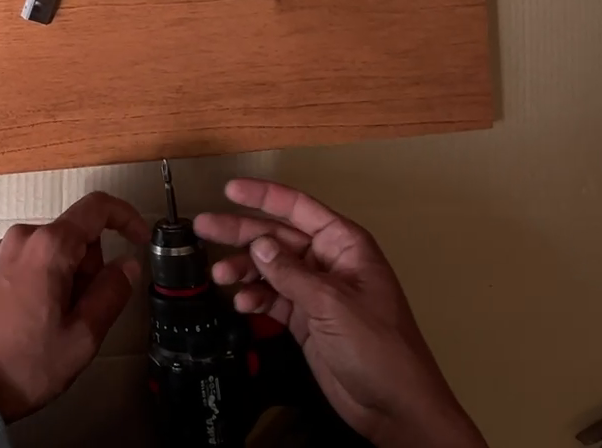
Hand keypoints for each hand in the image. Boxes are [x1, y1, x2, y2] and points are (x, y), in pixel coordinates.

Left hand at [0, 191, 147, 421]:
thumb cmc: (25, 363)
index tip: (142, 240)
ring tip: (58, 323)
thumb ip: (111, 293)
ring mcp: (6, 248)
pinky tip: (40, 318)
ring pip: (58, 249)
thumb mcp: (82, 336)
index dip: (126, 218)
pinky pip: (37, 257)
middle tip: (83, 315)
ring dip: (71, 278)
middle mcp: (25, 235)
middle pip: (78, 235)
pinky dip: (50, 279)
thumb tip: (129, 263)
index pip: (97, 207)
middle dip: (92, 269)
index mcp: (49, 246)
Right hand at [195, 179, 485, 447]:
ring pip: (269, 267)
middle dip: (240, 233)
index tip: (230, 189)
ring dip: (243, 269)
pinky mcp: (305, 318)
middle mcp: (327, 261)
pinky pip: (272, 297)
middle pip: (276, 237)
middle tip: (204, 227)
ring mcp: (315, 290)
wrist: (396, 411)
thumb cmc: (379, 349)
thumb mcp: (332, 304)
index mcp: (344, 245)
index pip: (298, 208)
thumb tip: (258, 244)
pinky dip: (254, 297)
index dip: (263, 195)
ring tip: (220, 276)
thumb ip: (290, 273)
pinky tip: (241, 302)